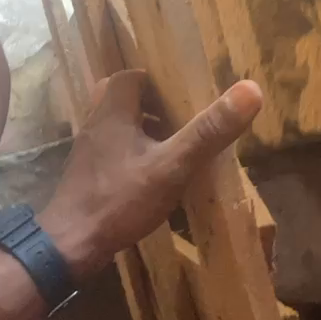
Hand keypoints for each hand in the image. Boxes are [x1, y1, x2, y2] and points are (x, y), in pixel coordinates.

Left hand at [39, 71, 262, 276]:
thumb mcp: (171, 166)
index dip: (159, 81)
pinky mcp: (86, 174)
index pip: (132, 76)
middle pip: (122, 99)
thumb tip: (250, 89)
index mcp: (112, 111)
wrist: (70, 243)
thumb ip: (207, 131)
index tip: (186, 96)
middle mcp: (95, 124)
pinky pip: (112, 151)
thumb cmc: (120, 199)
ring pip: (116, 126)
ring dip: (143, 131)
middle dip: (152, 106)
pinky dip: (132, 154)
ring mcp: (87, 151)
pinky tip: (153, 177)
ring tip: (174, 147)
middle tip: (182, 121)